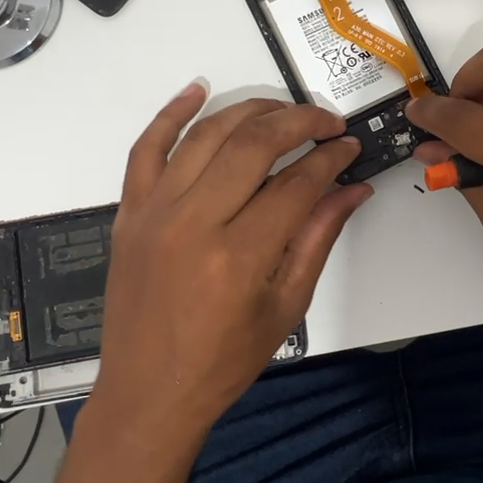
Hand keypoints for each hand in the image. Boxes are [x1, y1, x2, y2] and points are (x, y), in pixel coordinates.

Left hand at [91, 83, 370, 431]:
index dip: (330, 158)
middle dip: (299, 122)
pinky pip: (145, 148)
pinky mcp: (128, 212)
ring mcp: (154, 213)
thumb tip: (354, 189)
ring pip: (206, 135)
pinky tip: (198, 89)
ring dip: (249, 111)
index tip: (349, 148)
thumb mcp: (286, 306)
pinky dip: (170, 114)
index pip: (297, 183)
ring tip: (283, 109)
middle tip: (327, 121)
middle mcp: (193, 223)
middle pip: (254, 144)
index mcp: (239, 256)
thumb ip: (318, 238)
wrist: (148, 393)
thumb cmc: (223, 361)